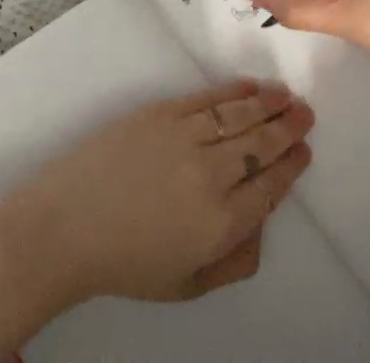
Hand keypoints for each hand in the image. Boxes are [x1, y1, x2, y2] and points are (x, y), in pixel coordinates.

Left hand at [0, 79, 313, 307]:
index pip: (271, 185)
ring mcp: (183, 137)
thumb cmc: (125, 263)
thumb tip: (262, 221)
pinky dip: (232, 90)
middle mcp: (211, 174)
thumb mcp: (188, 283)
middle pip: (262, 144)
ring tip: (286, 96)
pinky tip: (249, 86)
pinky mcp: (158, 113)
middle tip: (305, 114)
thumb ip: (236, 259)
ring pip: (239, 115)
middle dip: (289, 128)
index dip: (292, 165)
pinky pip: (205, 98)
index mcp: (222, 222)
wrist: (63, 227)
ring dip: (268, 104)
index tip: (305, 150)